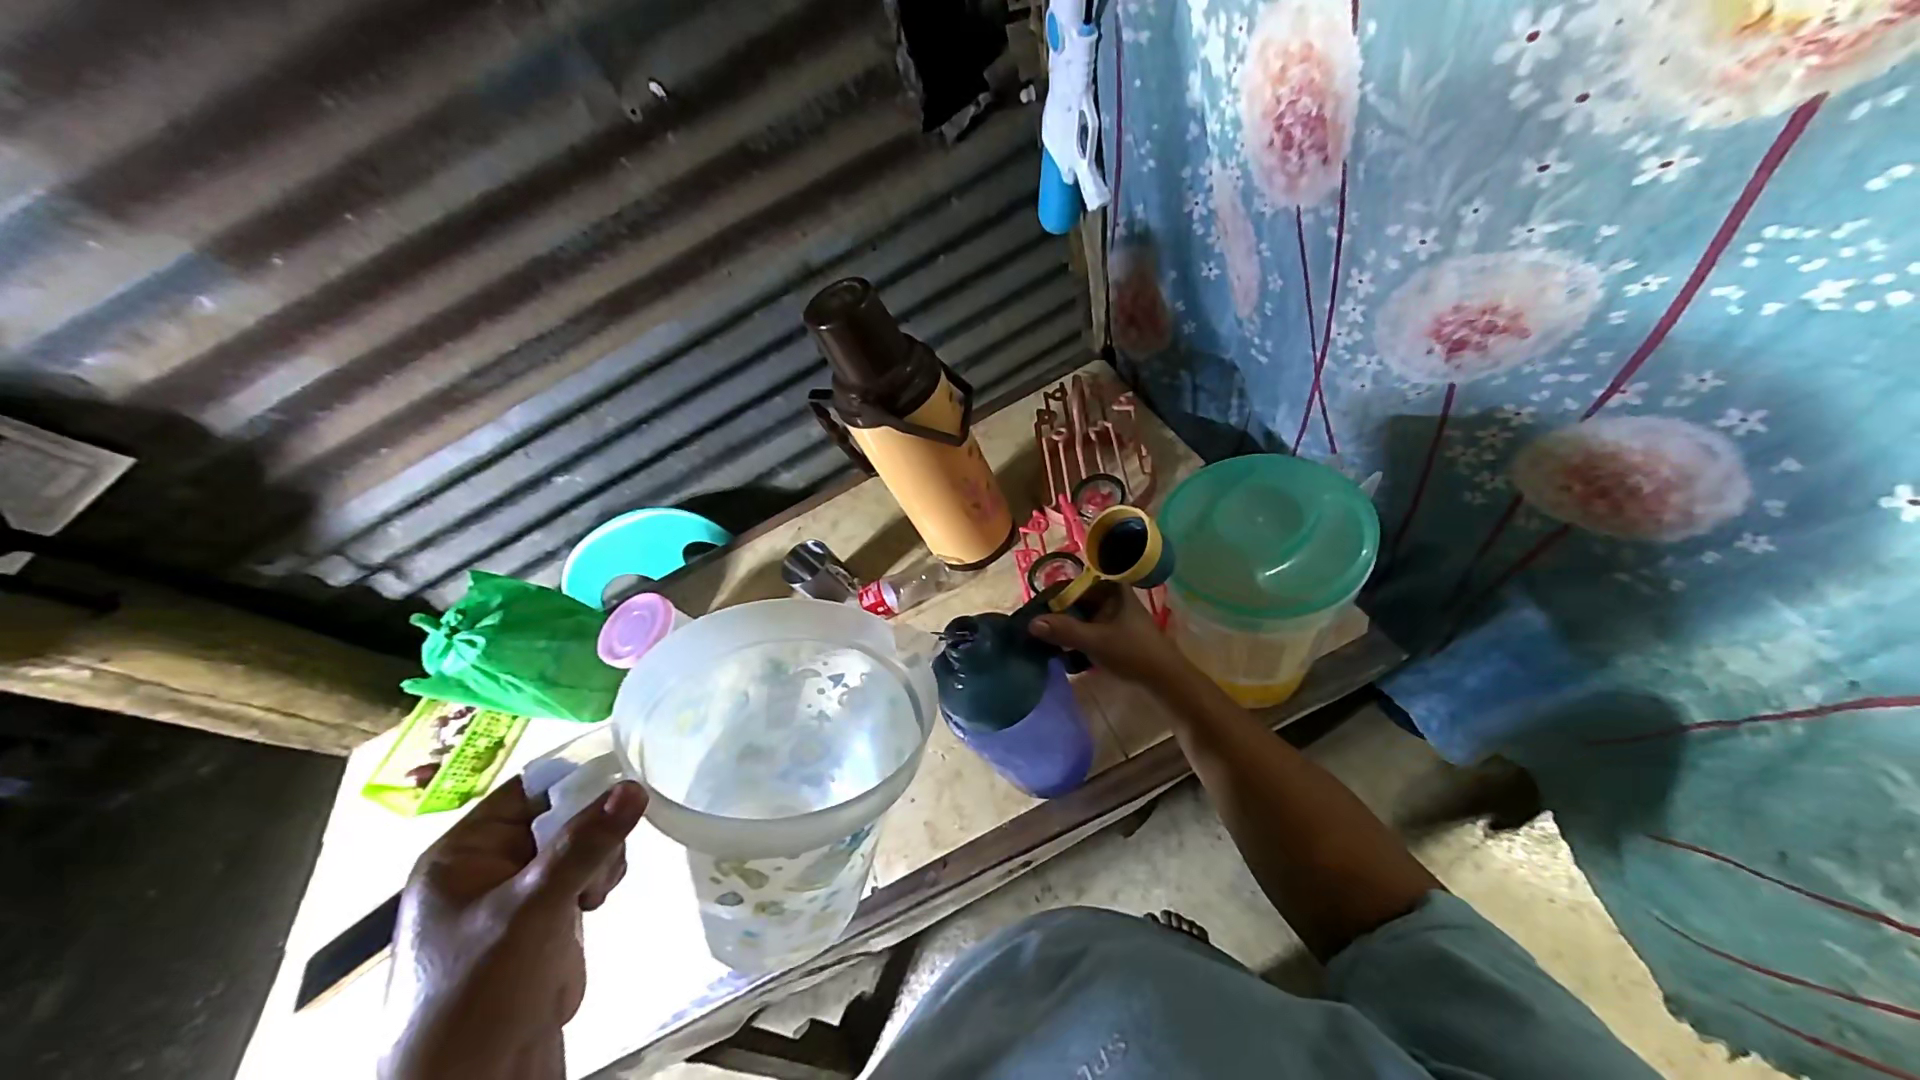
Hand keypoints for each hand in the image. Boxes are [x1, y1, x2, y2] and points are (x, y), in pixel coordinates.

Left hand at [381, 776, 646, 1079]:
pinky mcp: (541, 925)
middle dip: (592, 832)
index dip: (577, 781)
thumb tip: (635, 785)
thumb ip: (584, 845)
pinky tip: (595, 908)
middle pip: (559, 816)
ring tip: (594, 896)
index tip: (626, 787)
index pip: (529, 790)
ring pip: (577, 847)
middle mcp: (487, 868)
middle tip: (601, 865)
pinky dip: (596, 885)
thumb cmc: (479, 992)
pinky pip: (580, 880)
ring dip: (598, 861)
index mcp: (464, 853)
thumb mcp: (533, 910)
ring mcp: (516, 898)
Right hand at [1029, 581, 1197, 692]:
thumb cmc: (1133, 653)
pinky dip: (1077, 636)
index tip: (1038, 605)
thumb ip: (1064, 631)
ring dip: (1068, 625)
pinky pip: (1091, 629)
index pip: (1079, 581)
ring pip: (1084, 615)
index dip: (1058, 591)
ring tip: (1045, 636)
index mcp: (1114, 590)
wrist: (1166, 680)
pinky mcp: (1117, 635)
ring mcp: (1117, 617)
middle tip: (1037, 623)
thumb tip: (1032, 623)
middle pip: (1080, 599)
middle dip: (1059, 611)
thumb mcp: (1095, 641)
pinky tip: (1063, 648)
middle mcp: (1115, 599)